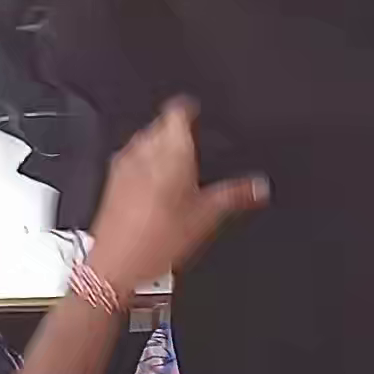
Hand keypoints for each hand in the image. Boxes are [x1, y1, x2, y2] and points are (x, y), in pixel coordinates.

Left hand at [86, 98, 268, 291]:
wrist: (116, 266)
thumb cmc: (155, 241)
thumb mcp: (207, 217)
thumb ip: (236, 194)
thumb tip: (260, 186)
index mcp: (170, 151)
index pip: (179, 110)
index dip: (193, 108)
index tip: (202, 114)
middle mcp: (144, 151)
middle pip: (163, 124)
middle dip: (181, 131)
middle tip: (198, 148)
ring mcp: (125, 164)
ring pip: (147, 140)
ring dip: (163, 148)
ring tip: (181, 170)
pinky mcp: (113, 180)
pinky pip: (134, 159)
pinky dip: (148, 165)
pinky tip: (159, 189)